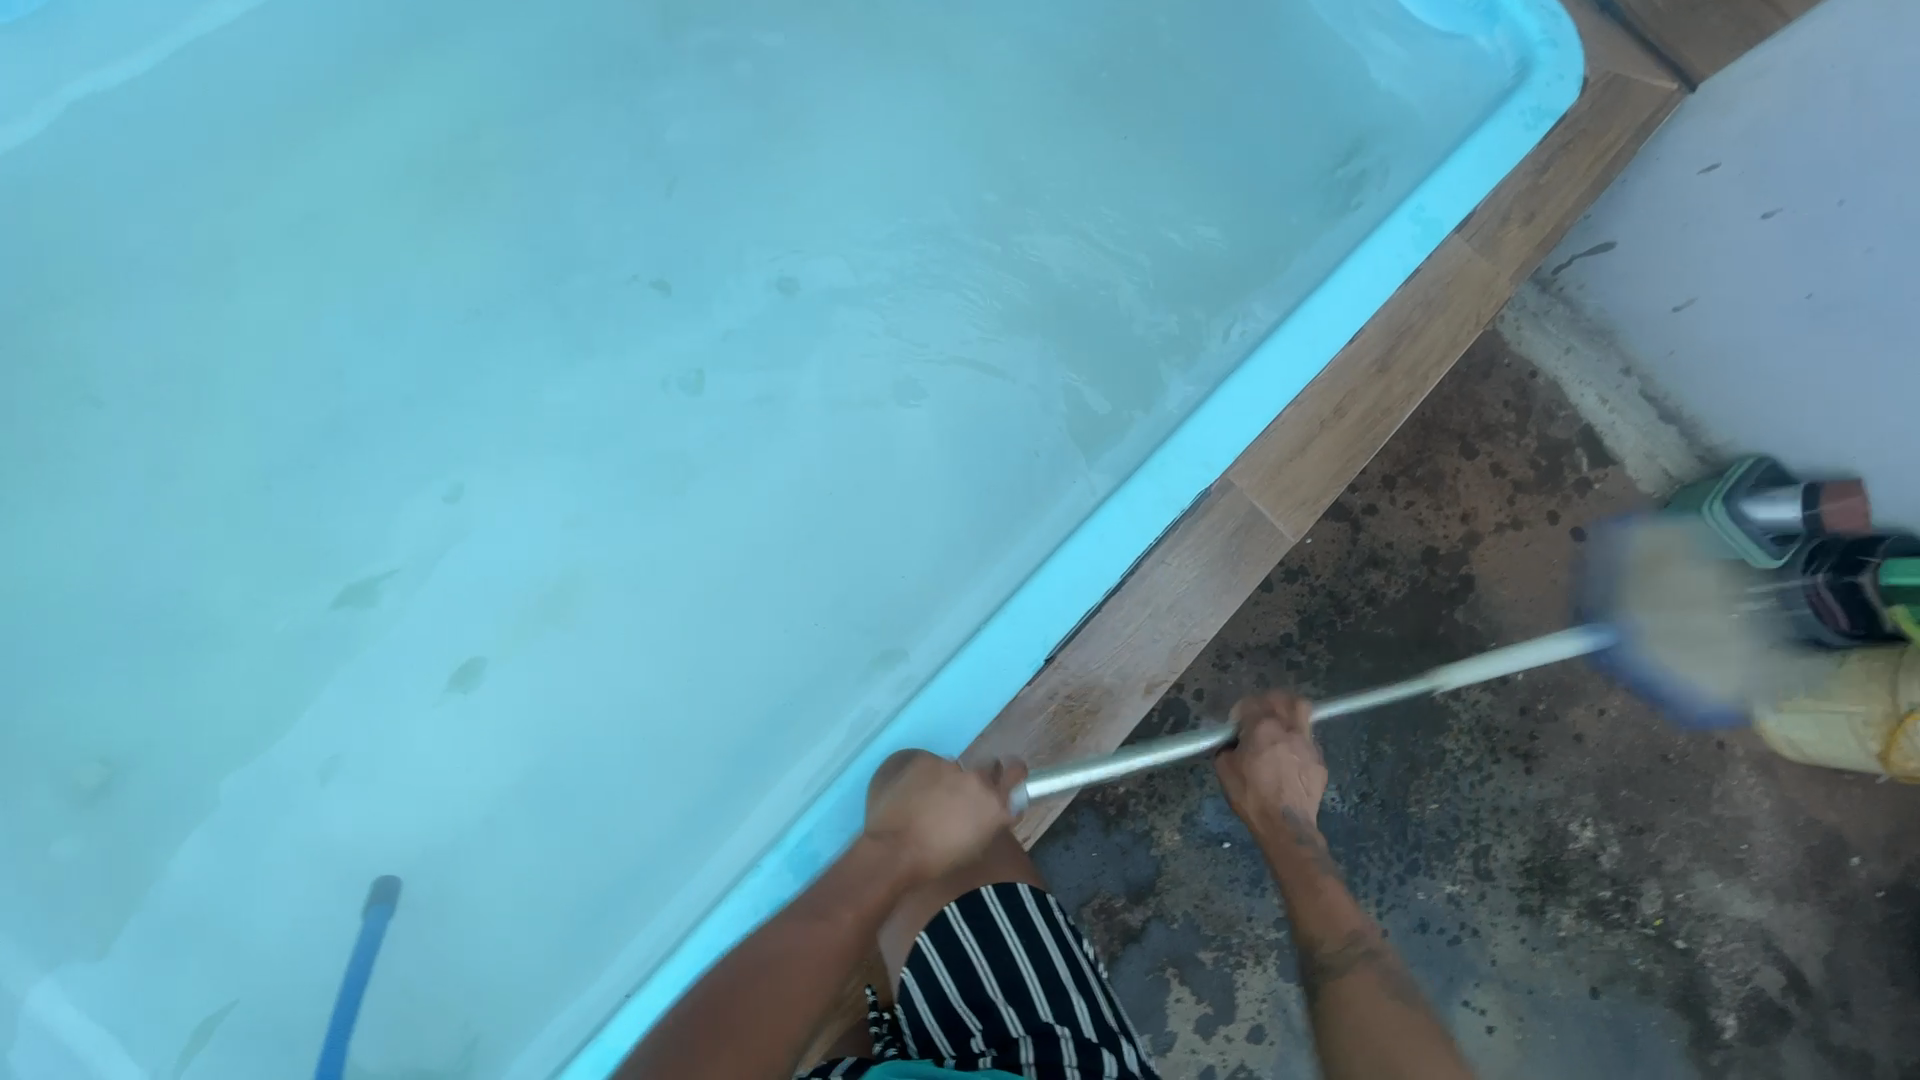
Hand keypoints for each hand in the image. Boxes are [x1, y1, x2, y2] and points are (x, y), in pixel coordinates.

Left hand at [864, 750, 1025, 885]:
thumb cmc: (937, 860)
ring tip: (929, 799)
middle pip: (989, 765)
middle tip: (963, 794)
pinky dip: (926, 776)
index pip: (1017, 771)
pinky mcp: (926, 760)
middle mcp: (978, 780)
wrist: (895, 849)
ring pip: (956, 767)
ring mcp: (951, 767)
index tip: (1004, 778)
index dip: (1012, 772)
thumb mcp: (977, 845)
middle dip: (980, 776)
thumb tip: (993, 809)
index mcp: (995, 804)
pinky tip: (912, 793)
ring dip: (949, 779)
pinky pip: (932, 765)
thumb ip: (990, 819)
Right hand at [1214, 692, 1327, 838]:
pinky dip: (1298, 742)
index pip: (1251, 703)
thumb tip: (1232, 743)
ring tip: (1281, 728)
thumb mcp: (1224, 770)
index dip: (1241, 710)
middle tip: (1262, 713)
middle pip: (1285, 699)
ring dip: (1290, 715)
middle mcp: (1288, 729)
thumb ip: (1226, 748)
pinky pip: (1309, 741)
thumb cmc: (1250, 795)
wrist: (1284, 824)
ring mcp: (1308, 744)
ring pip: (1304, 713)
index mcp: (1261, 727)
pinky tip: (1290, 758)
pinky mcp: (1320, 761)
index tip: (1236, 724)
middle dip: (1271, 701)